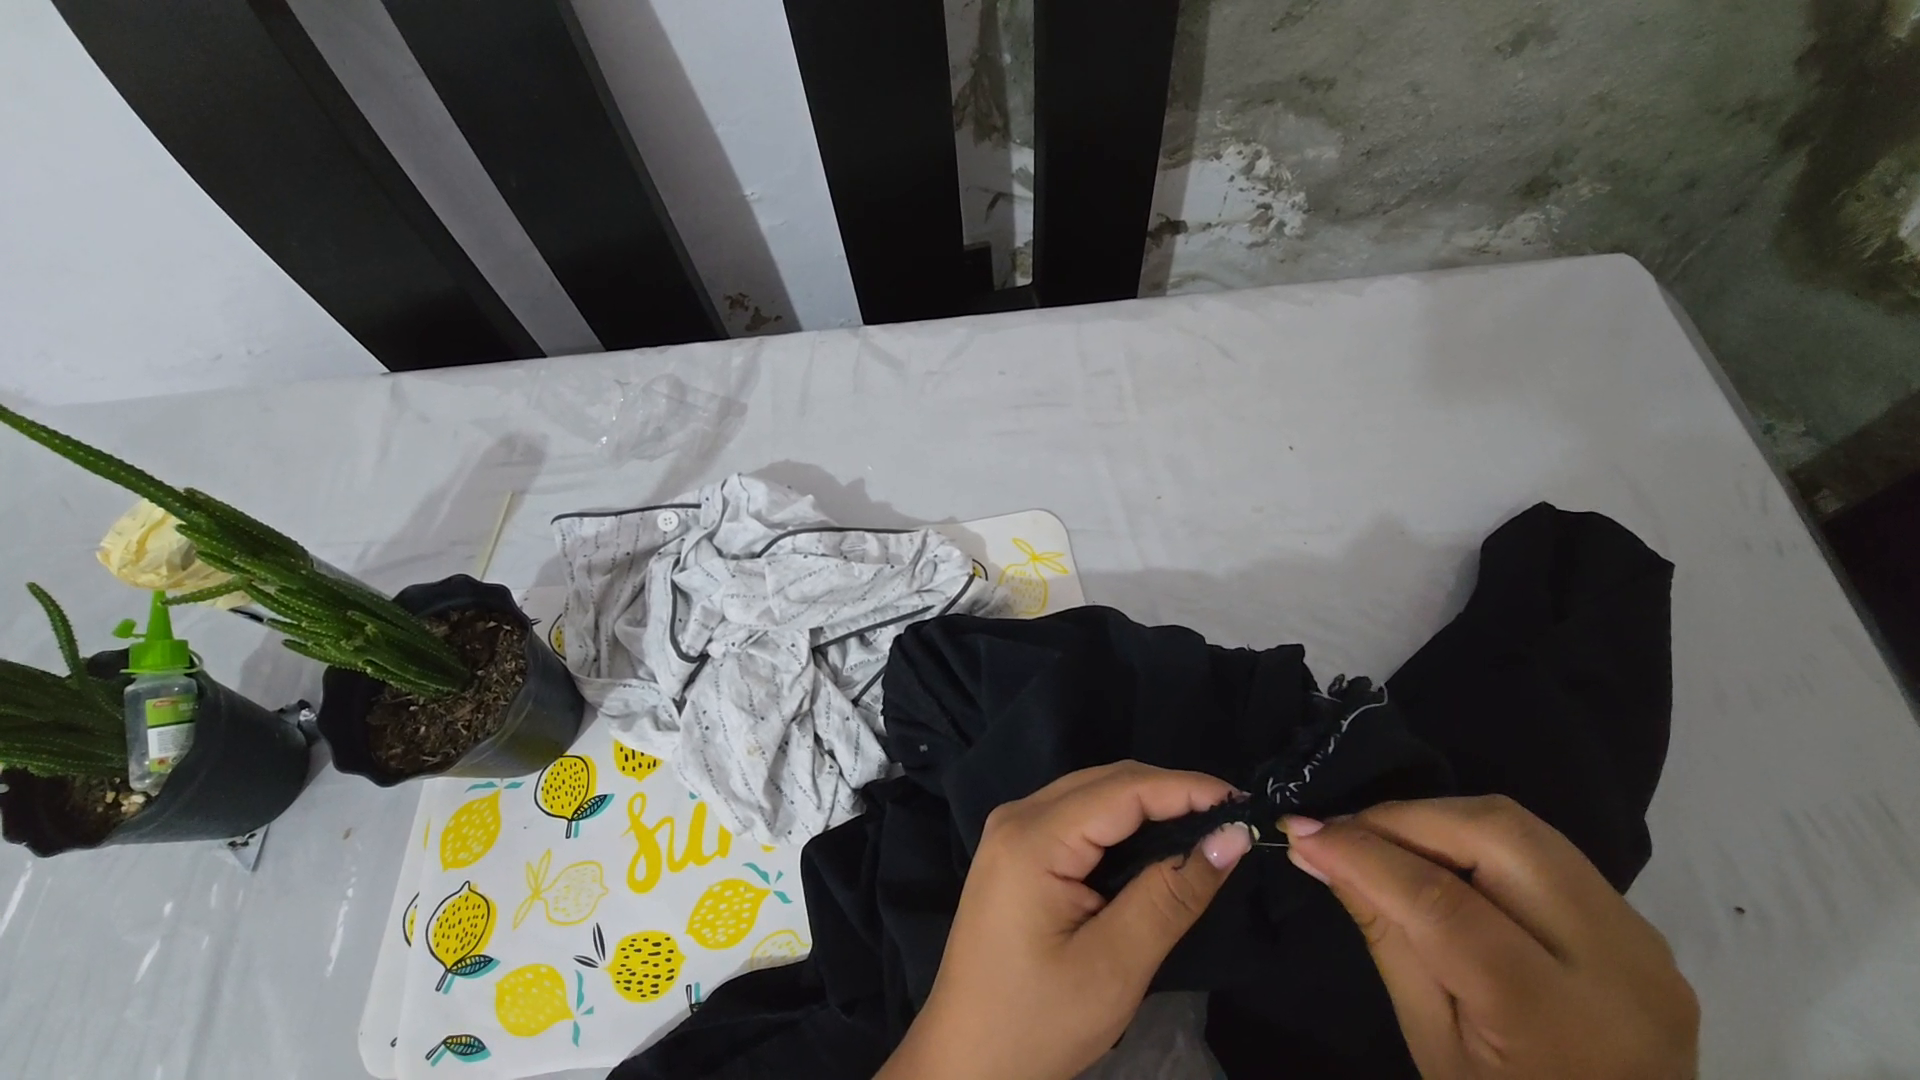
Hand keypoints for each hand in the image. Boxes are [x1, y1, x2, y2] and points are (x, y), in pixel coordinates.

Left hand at [877, 761, 1252, 1079]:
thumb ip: (1172, 894)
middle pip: (1107, 782)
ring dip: (1149, 806)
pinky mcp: (1015, 850)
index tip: (1246, 805)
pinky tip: (1155, 846)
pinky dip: (1122, 823)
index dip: (1187, 788)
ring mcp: (1012, 831)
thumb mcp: (1115, 965)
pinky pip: (1078, 817)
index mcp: (1033, 838)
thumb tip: (1230, 836)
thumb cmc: (1037, 1021)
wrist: (966, 1059)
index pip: (1123, 788)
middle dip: (1172, 793)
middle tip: (1232, 823)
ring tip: (1206, 831)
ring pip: (1094, 794)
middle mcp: (1017, 816)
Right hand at [1285, 796, 1698, 1079]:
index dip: (1365, 854)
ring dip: (1440, 820)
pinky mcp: (1641, 925)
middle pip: (1501, 835)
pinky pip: (1547, 851)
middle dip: (1408, 817)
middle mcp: (1616, 963)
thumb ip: (1383, 932)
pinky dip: (1477, 840)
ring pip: (1526, 828)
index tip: (1301, 830)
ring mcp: (1641, 939)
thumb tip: (1315, 848)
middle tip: (1346, 831)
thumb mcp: (1430, 1039)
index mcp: (1552, 1016)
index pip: (1444, 902)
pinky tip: (1440, 862)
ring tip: (1385, 841)